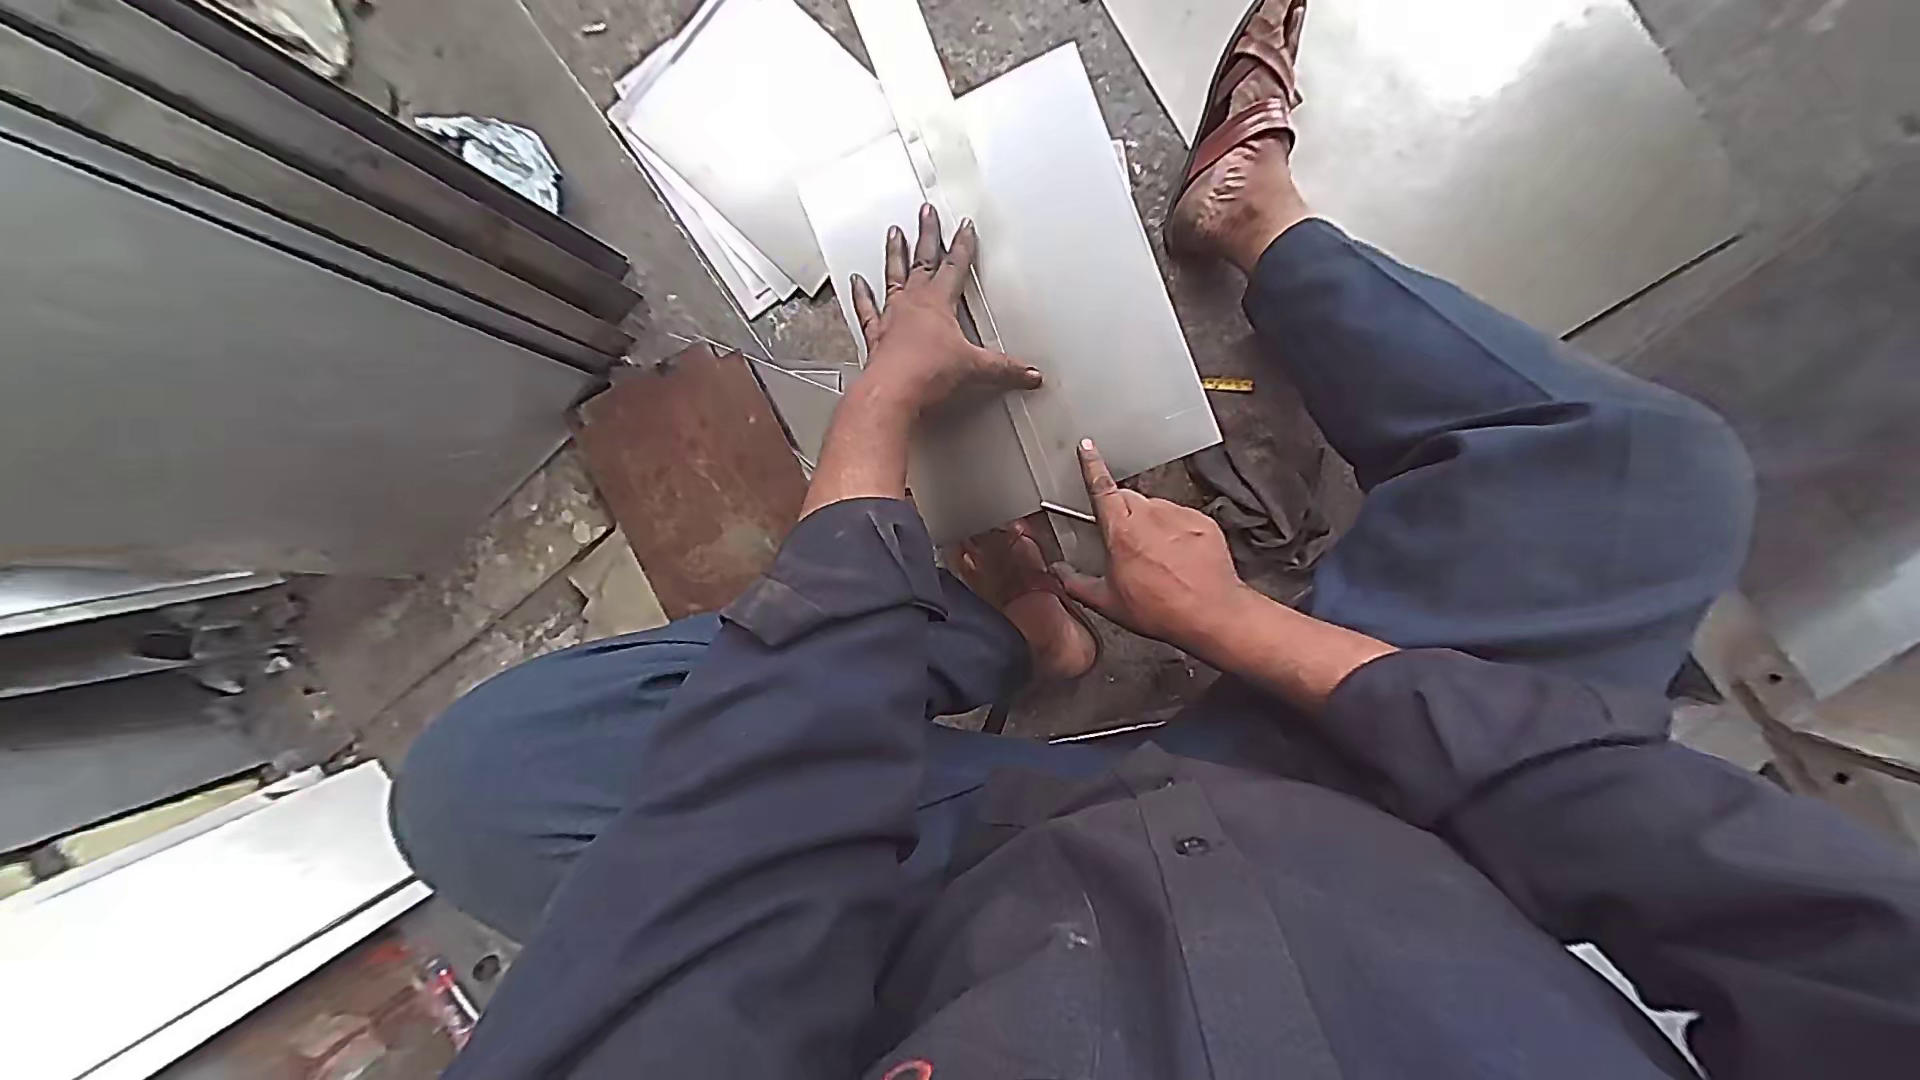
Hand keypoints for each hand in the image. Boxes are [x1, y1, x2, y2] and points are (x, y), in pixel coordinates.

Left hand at [849, 203, 1041, 417]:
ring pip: (893, 276)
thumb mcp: (974, 369)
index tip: (965, 227)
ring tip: (894, 234)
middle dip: (927, 234)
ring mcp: (891, 317)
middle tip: (925, 213)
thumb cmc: (925, 374)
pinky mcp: (875, 336)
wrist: (893, 393)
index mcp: (938, 303)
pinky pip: (866, 310)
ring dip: (894, 254)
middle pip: (922, 260)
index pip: (955, 266)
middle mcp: (912, 304)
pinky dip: (861, 296)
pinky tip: (857, 283)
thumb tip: (1027, 373)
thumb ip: (1003, 369)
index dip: (962, 245)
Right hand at [1052, 439, 1259, 654]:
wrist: (1211, 614)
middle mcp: (1150, 516)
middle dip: (1120, 511)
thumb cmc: (1162, 610)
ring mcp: (1179, 516)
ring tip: (1153, 557)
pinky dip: (1173, 531)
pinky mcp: (1202, 522)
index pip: (1102, 487)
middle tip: (1122, 540)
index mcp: (1121, 530)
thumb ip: (1076, 583)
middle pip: (1127, 498)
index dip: (1092, 465)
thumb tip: (1060, 574)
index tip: (1087, 449)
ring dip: (1147, 524)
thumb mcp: (1108, 603)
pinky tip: (1175, 557)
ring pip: (1154, 507)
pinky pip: (1179, 517)